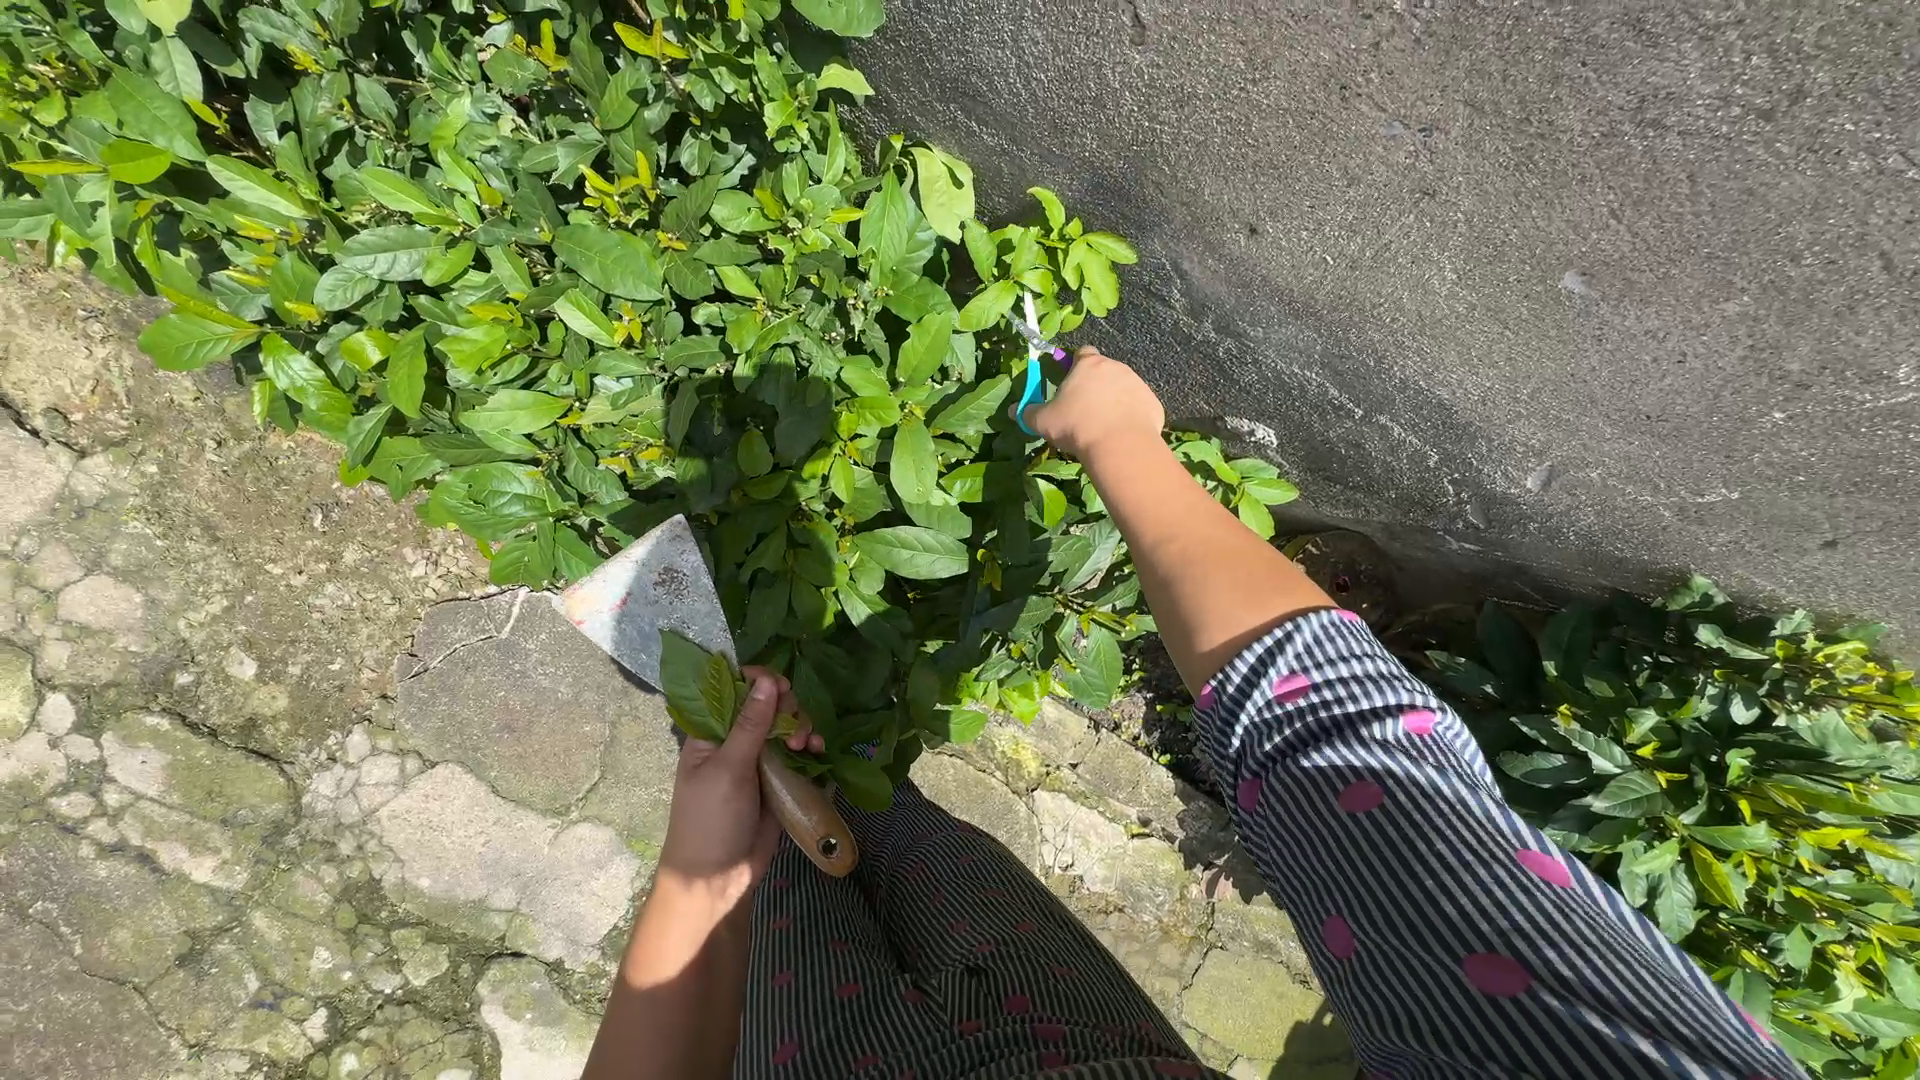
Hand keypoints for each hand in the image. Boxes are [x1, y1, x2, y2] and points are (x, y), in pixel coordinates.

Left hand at [655, 667, 822, 914]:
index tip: (781, 686)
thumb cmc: (710, 820)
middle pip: (768, 706)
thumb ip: (751, 724)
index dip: (759, 683)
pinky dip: (812, 748)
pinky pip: (800, 753)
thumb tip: (767, 680)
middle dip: (788, 709)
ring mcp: (759, 761)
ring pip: (788, 728)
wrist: (718, 879)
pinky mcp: (780, 780)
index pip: (735, 691)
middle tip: (794, 730)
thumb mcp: (728, 769)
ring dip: (802, 728)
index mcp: (711, 733)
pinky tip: (819, 751)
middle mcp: (736, 742)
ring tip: (807, 745)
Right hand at [1017, 346, 1165, 459]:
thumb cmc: (1077, 426)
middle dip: (1095, 385)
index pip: (1082, 352)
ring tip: (1103, 425)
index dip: (1075, 364)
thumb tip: (1013, 411)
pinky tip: (1121, 434)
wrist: (1120, 445)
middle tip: (1083, 409)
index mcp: (1088, 364)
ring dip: (1114, 400)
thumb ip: (1028, 413)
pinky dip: (1130, 415)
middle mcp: (1116, 367)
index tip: (1070, 381)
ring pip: (1123, 388)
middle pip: (1104, 370)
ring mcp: (1137, 383)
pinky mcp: (1152, 403)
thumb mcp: (1043, 421)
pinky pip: (1138, 406)